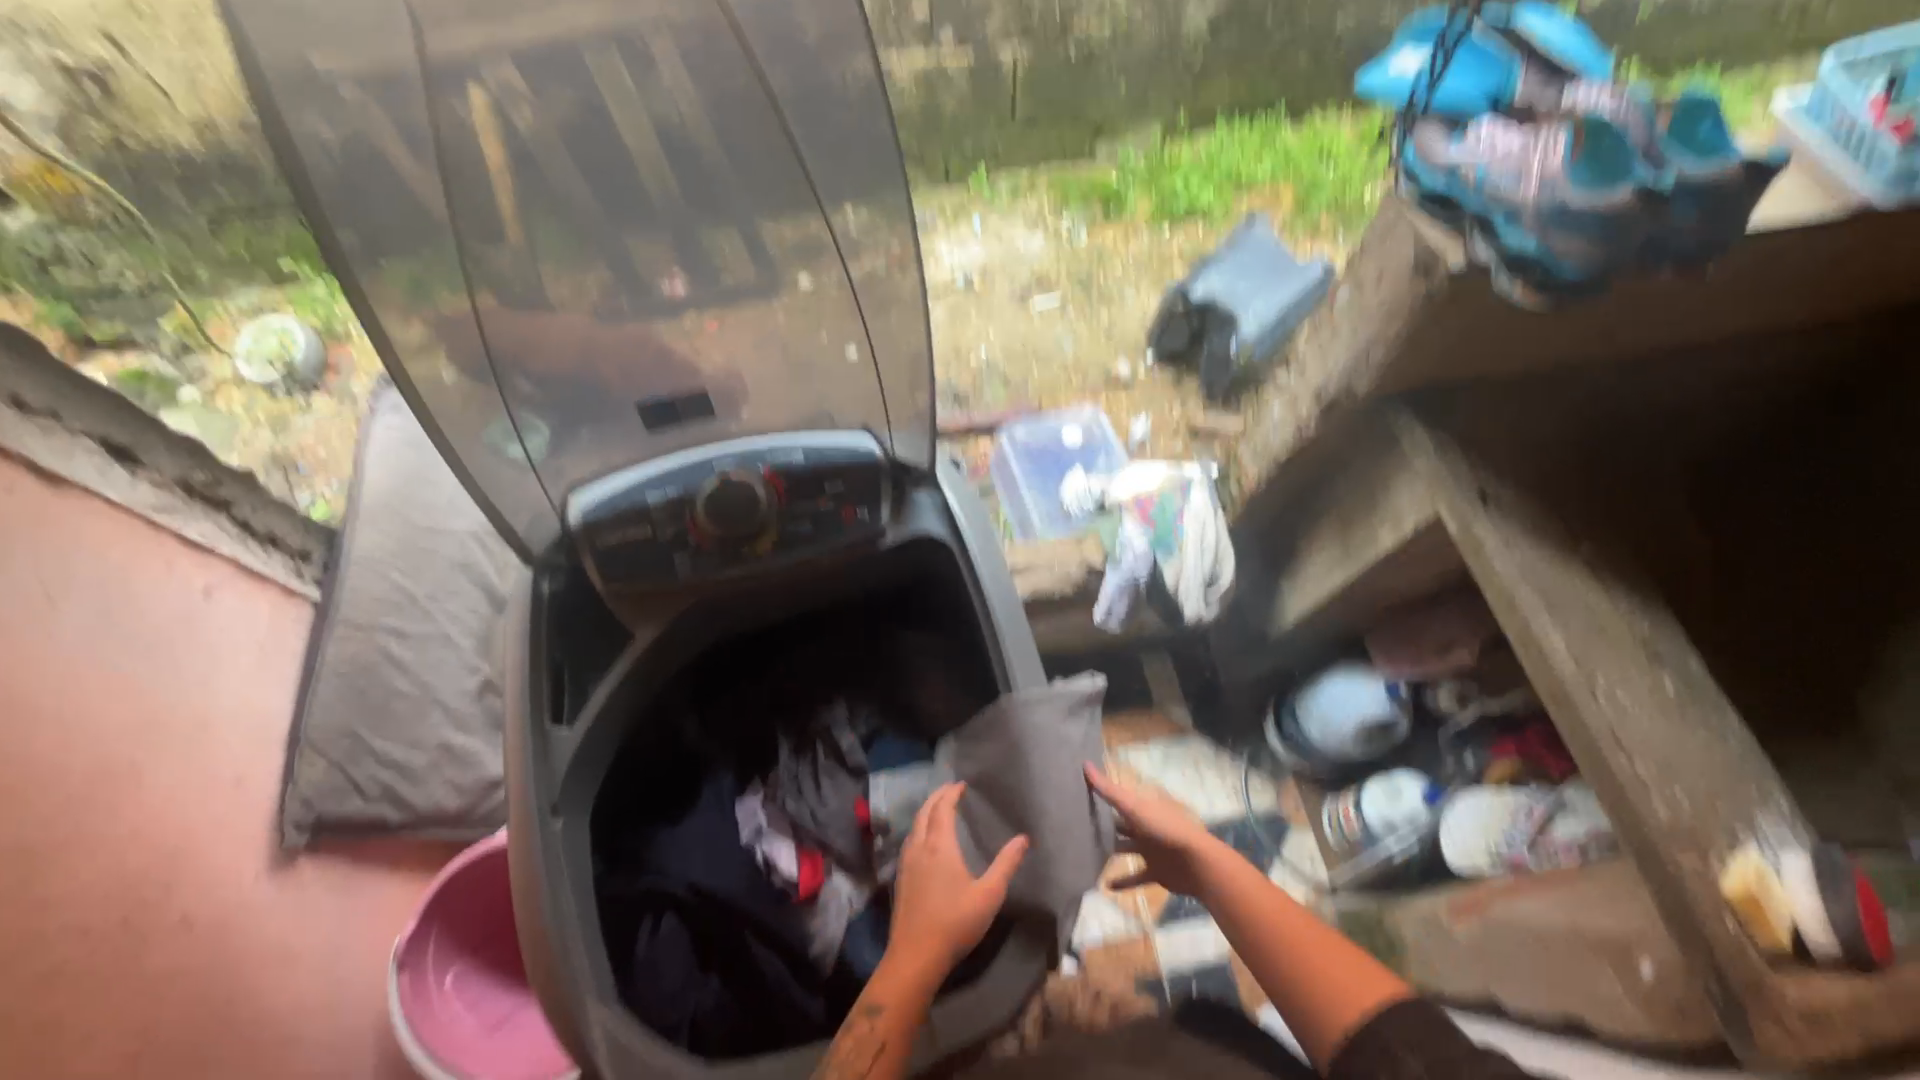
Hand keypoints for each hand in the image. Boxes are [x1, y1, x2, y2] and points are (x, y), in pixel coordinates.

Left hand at [888, 782, 1028, 978]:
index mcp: (939, 846)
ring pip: (913, 826)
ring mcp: (906, 863)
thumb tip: (1023, 838)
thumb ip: (1006, 864)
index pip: (943, 809)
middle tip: (950, 790)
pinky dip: (919, 829)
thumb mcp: (989, 894)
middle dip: (936, 797)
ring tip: (938, 810)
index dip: (951, 794)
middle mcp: (919, 848)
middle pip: (924, 812)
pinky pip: (909, 841)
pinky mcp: (900, 878)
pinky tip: (925, 841)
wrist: (915, 956)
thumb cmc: (955, 922)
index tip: (962, 785)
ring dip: (925, 812)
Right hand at [1086, 763, 1229, 897]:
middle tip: (1077, 827)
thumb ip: (1109, 790)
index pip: (1118, 800)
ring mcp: (1150, 850)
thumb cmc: (1164, 829)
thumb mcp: (1133, 807)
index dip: (1102, 796)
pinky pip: (1135, 877)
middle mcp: (1145, 827)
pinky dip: (1123, 881)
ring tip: (1086, 854)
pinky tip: (1106, 886)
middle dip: (1104, 826)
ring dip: (1110, 852)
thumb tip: (1084, 763)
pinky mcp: (1154, 871)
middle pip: (1120, 825)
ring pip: (1125, 849)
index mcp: (1142, 808)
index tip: (1079, 795)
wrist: (1195, 862)